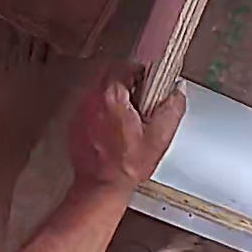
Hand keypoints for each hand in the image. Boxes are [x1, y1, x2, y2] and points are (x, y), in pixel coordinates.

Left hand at [66, 64, 185, 189]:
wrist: (101, 185)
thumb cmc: (127, 165)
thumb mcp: (159, 136)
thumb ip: (172, 107)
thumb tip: (178, 90)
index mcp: (112, 97)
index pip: (124, 66)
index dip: (138, 73)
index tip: (145, 84)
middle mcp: (91, 99)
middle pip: (107, 73)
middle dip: (123, 81)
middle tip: (136, 97)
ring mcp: (79, 110)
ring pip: (96, 88)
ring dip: (110, 95)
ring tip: (124, 114)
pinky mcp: (73, 122)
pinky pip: (87, 105)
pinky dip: (99, 109)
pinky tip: (110, 127)